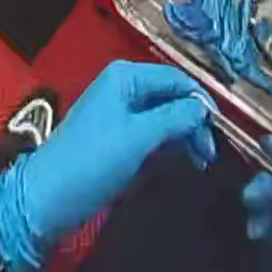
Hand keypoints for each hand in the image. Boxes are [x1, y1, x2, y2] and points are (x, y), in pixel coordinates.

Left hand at [0, 61, 215, 271]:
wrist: (49, 196)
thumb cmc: (95, 158)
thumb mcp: (139, 137)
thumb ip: (174, 118)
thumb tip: (203, 106)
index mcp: (127, 75)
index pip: (175, 78)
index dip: (200, 100)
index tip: (222, 129)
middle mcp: (125, 85)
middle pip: (171, 96)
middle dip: (193, 121)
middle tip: (210, 155)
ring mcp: (120, 109)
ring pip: (164, 115)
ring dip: (184, 135)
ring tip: (200, 162)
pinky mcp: (118, 133)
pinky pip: (152, 131)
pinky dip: (168, 143)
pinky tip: (182, 161)